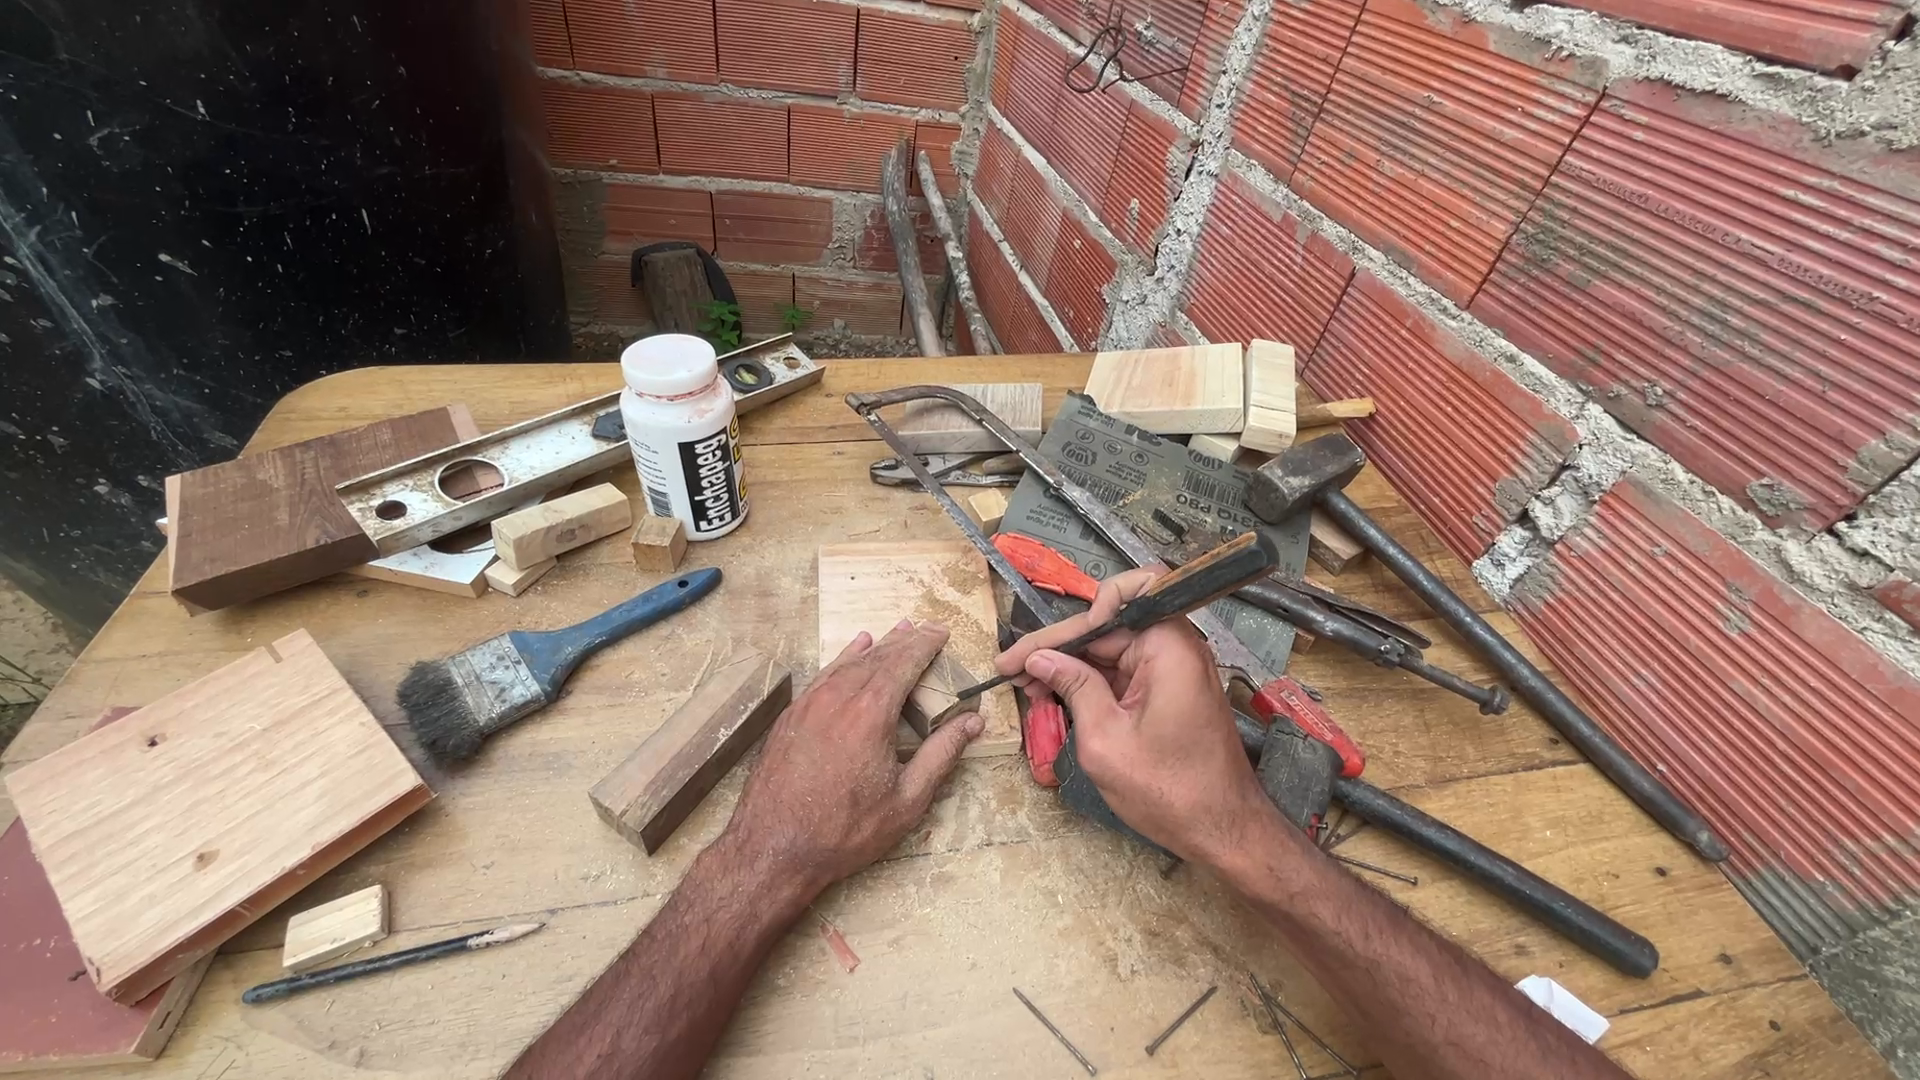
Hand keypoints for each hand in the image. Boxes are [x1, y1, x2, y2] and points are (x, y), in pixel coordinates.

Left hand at [727, 620, 982, 893]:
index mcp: (870, 713)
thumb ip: (941, 754)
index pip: (904, 663)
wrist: (773, 849)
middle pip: (878, 657)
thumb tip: (973, 722)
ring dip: (877, 646)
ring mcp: (810, 703)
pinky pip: (824, 674)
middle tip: (926, 628)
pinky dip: (844, 657)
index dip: (925, 644)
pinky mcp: (792, 715)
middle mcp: (838, 697)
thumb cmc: (845, 831)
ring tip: (897, 630)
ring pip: (849, 662)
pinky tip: (854, 650)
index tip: (941, 632)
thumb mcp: (906, 800)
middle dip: (905, 640)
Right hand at [996, 569, 1276, 865]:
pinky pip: (1122, 668)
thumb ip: (1073, 687)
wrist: (1224, 831)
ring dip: (1069, 663)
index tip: (1016, 659)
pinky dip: (1090, 679)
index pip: (1097, 617)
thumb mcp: (1105, 739)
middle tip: (1013, 672)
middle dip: (1057, 646)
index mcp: (1166, 645)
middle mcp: (1174, 644)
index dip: (1052, 635)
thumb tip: (1039, 658)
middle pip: (1102, 625)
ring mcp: (1174, 665)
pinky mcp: (1169, 685)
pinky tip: (1057, 692)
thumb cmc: (1168, 791)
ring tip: (1028, 686)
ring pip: (1108, 647)